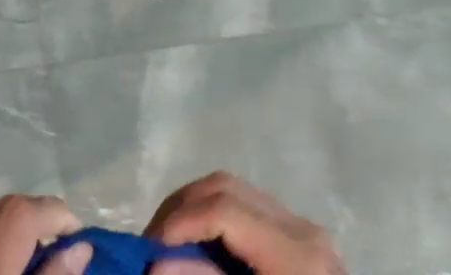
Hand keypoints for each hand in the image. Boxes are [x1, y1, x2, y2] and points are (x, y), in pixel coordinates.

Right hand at [144, 173, 344, 274]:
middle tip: (150, 245)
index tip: (147, 252)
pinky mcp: (300, 242)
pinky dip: (215, 221)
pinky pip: (247, 211)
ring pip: (234, 191)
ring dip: (195, 211)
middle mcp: (302, 229)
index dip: (179, 222)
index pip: (224, 208)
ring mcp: (304, 232)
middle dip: (180, 209)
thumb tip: (156, 264)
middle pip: (225, 187)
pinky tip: (199, 251)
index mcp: (295, 252)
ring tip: (169, 247)